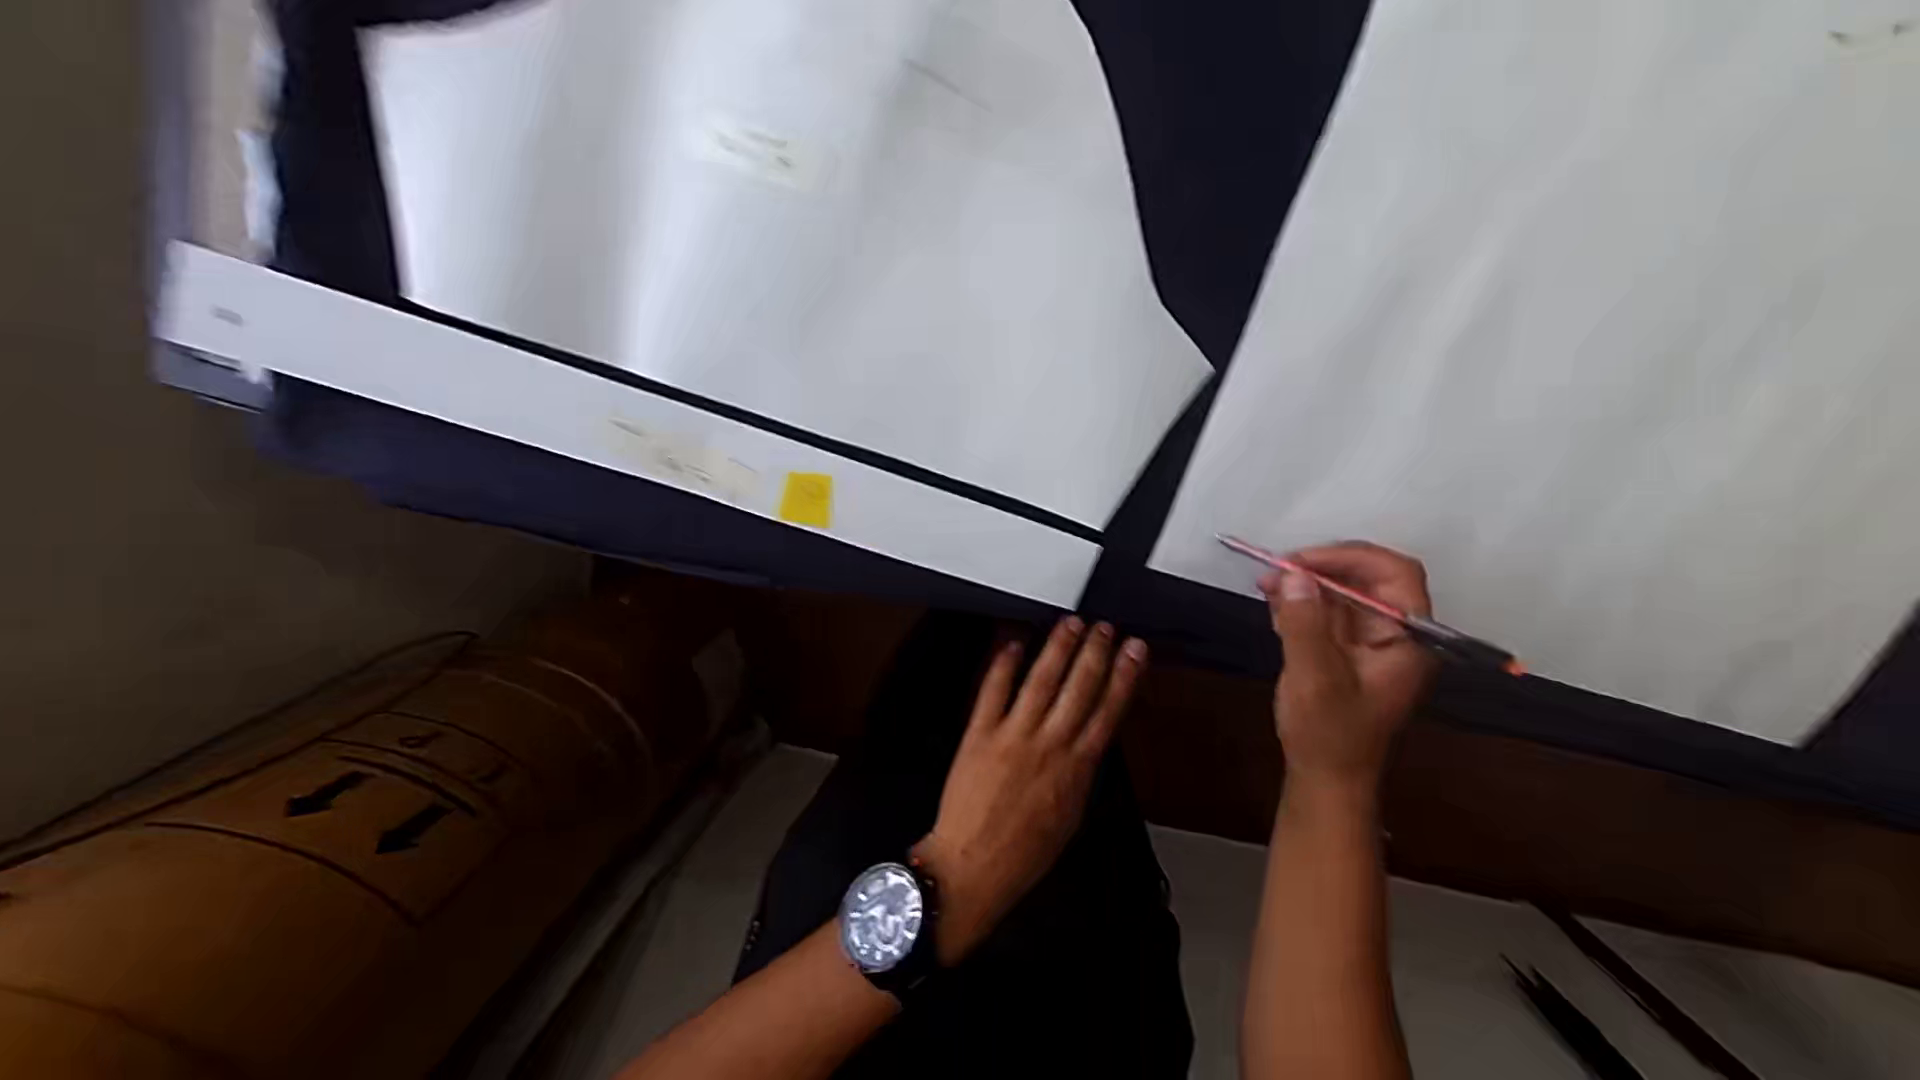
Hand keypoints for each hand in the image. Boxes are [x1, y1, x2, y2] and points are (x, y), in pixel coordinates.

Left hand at [913, 617, 1147, 965]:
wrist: (974, 866)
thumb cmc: (1023, 852)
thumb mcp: (1069, 815)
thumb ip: (1079, 773)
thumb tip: (1087, 744)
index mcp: (1076, 768)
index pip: (1108, 710)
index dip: (1124, 676)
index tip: (1134, 651)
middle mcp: (1049, 746)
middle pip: (1080, 688)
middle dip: (1096, 652)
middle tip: (1106, 627)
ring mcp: (1013, 737)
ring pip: (1042, 681)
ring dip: (1059, 649)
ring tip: (1071, 624)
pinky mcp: (980, 735)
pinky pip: (993, 691)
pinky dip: (1004, 665)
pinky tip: (1014, 643)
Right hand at [1259, 542, 1436, 799]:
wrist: (1327, 778)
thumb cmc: (1329, 733)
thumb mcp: (1314, 677)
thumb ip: (1304, 623)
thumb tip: (1293, 575)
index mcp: (1407, 638)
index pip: (1395, 574)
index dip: (1350, 557)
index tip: (1302, 562)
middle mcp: (1395, 633)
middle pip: (1368, 578)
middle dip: (1321, 568)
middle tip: (1275, 571)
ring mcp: (1369, 642)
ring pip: (1343, 593)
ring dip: (1305, 583)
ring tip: (1265, 584)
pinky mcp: (1345, 650)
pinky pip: (1327, 612)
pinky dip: (1300, 602)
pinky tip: (1274, 604)